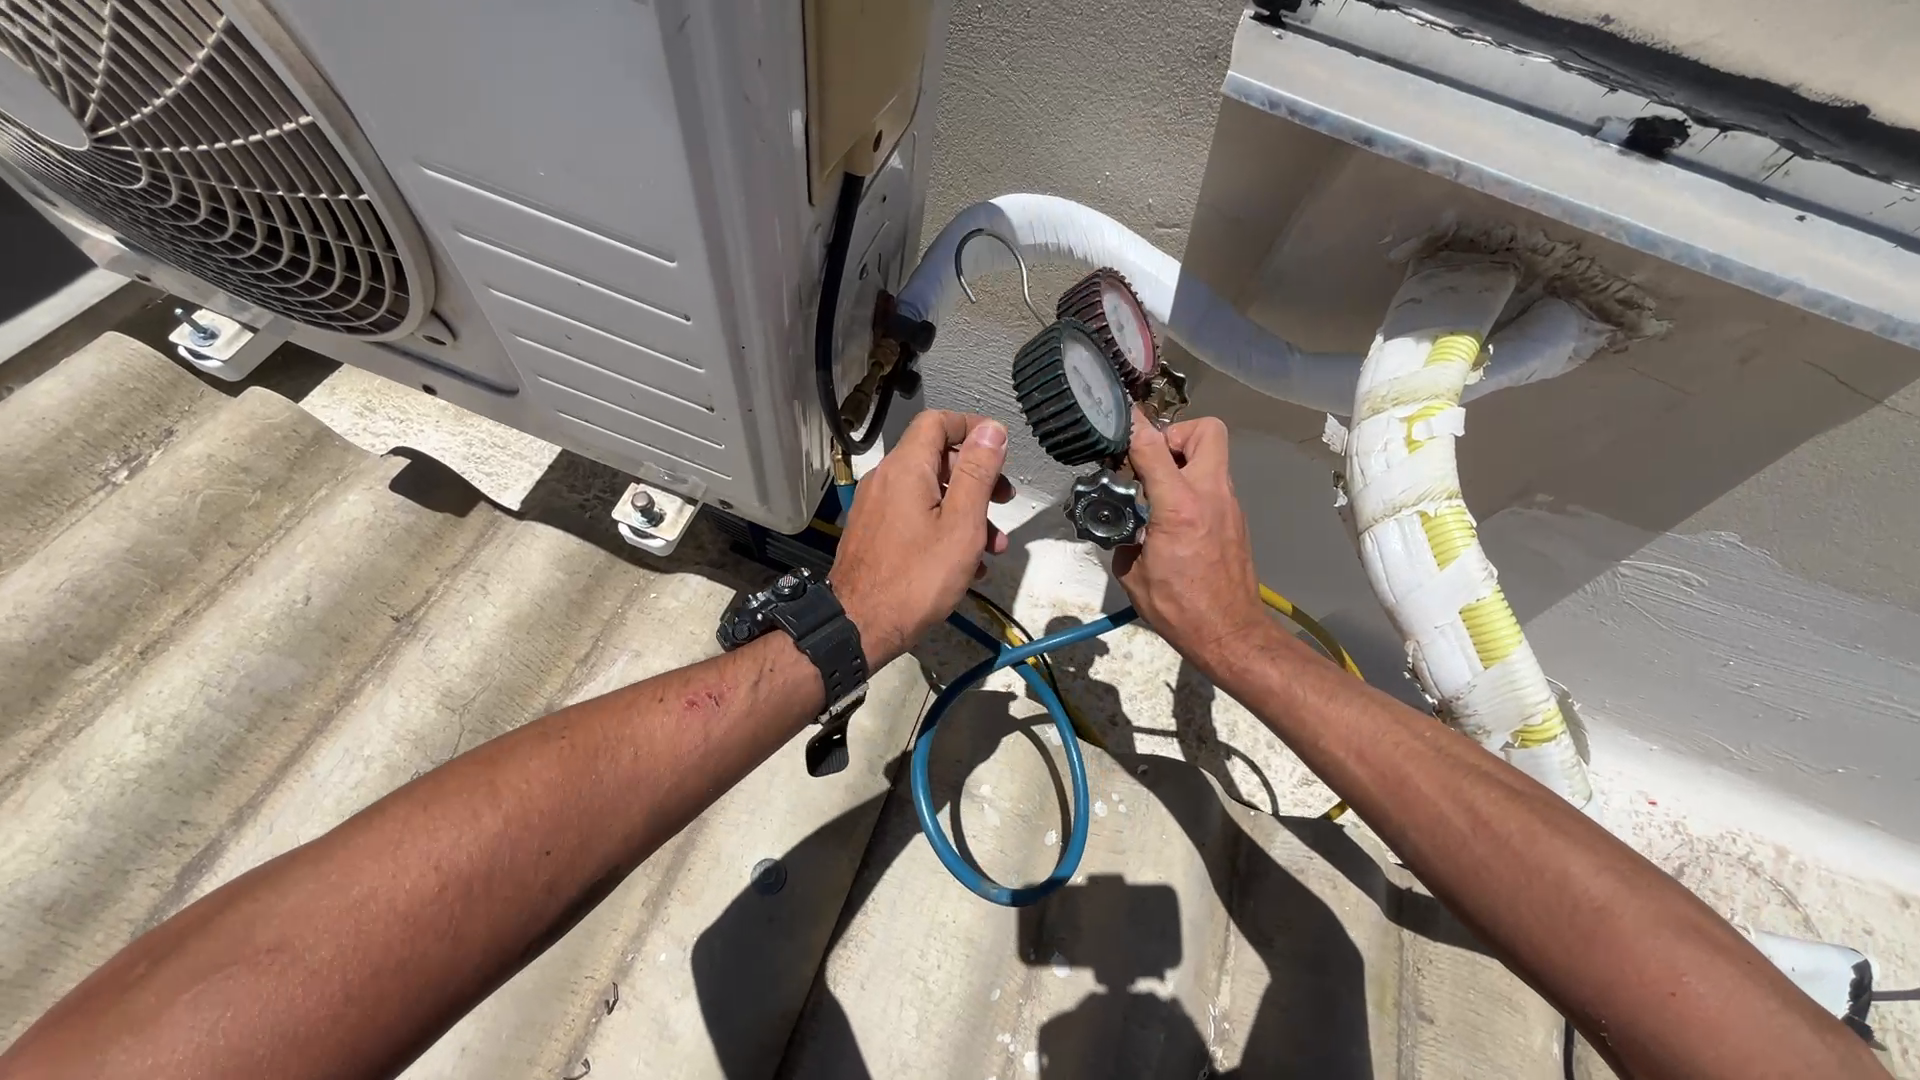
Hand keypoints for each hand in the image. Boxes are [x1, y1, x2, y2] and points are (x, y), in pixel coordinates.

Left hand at [831, 410, 1012, 667]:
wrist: (859, 627)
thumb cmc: (916, 579)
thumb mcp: (961, 524)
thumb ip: (977, 473)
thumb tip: (992, 430)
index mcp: (906, 469)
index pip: (938, 422)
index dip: (972, 428)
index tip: (999, 450)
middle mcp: (885, 480)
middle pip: (936, 459)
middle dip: (977, 478)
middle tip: (1004, 501)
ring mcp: (875, 508)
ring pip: (928, 494)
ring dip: (965, 512)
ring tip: (992, 547)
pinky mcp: (873, 534)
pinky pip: (914, 518)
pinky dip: (942, 529)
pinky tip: (965, 565)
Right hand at [1113, 410, 1268, 678]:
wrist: (1230, 633)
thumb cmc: (1179, 609)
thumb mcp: (1133, 573)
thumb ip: (1125, 536)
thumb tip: (1126, 526)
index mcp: (1178, 507)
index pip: (1152, 446)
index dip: (1132, 425)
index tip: (1118, 418)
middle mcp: (1210, 496)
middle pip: (1207, 430)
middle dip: (1176, 434)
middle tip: (1152, 462)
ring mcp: (1229, 505)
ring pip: (1213, 456)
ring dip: (1184, 462)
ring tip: (1158, 492)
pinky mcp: (1236, 519)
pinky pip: (1214, 485)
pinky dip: (1193, 488)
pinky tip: (1174, 519)